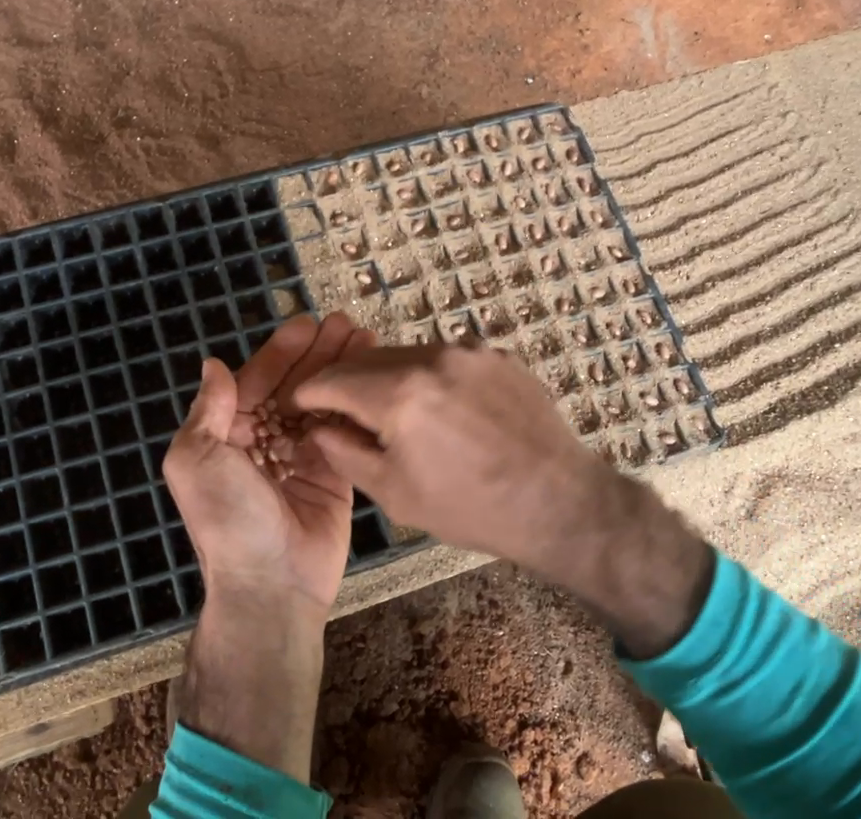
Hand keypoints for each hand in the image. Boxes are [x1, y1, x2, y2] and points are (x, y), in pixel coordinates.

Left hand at [161, 313, 372, 780]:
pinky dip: (356, 406)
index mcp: (228, 434)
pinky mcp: (334, 475)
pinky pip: (343, 432)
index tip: (307, 322)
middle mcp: (264, 440)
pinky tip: (375, 380)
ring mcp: (301, 457)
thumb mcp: (197, 461)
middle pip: (293, 385)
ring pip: (321, 403)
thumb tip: (213, 363)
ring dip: (340, 372)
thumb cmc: (228, 518)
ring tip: (367, 339)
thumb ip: (207, 411)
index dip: (280, 351)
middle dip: (317, 354)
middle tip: (347, 323)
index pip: (255, 380)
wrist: (271, 585)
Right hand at [294, 341, 713, 657]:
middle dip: (345, 382)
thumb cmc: (470, 507)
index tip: (300, 404)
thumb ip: (344, 453)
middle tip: (336, 408)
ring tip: (390, 412)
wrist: (560, 503)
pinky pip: (445, 359)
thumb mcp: (395, 493)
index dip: (309, 391)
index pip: (333, 378)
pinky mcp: (496, 355)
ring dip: (387, 377)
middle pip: (367, 360)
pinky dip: (428, 377)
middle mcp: (430, 358)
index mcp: (399, 394)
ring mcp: (468, 351)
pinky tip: (439, 410)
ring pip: (406, 355)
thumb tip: (316, 427)